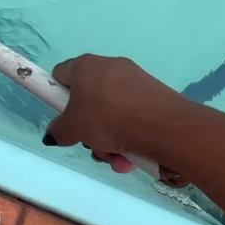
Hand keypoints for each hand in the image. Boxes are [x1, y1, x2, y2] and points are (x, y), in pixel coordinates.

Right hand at [47, 54, 208, 172]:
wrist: (168, 129)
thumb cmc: (110, 120)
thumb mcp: (73, 129)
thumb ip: (58, 131)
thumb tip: (55, 133)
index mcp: (84, 65)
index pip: (60, 75)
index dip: (57, 96)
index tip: (64, 117)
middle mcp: (109, 66)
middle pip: (88, 97)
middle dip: (88, 125)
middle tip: (91, 143)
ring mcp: (136, 80)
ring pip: (112, 111)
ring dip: (109, 137)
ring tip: (116, 158)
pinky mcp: (157, 95)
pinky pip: (134, 115)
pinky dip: (131, 135)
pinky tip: (134, 156)